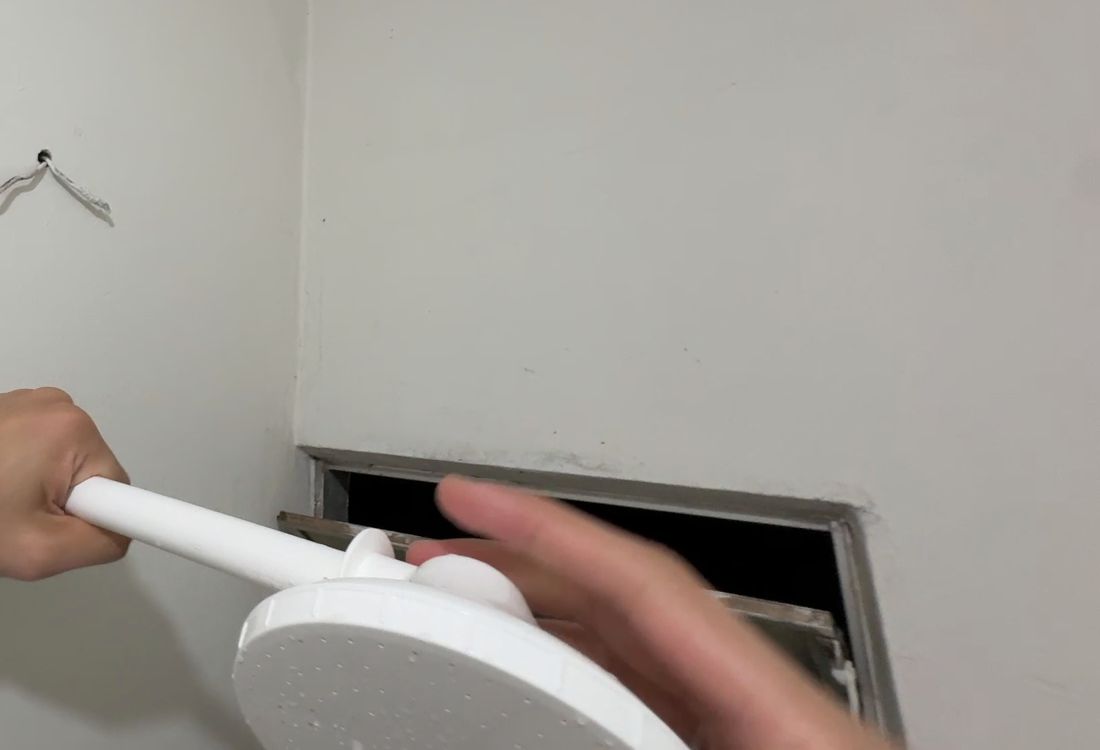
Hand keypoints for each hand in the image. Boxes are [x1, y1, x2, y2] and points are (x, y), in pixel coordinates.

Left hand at [0, 388, 130, 580]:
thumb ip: (97, 545)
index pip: (122, 488)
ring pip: (61, 467)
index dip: (107, 521)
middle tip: (19, 524)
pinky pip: (35, 452)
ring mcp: (28, 402)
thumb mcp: (35, 552)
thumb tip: (118, 532)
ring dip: (37, 493)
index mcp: (71, 430)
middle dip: (62, 509)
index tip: (90, 532)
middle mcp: (56, 405)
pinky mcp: (6, 408)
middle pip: (90, 477)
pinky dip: (17, 475)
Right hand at [406, 477, 897, 749]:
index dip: (544, 530)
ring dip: (532, 612)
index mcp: (790, 727)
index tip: (467, 499)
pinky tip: (515, 675)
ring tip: (460, 604)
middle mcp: (763, 714)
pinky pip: (626, 686)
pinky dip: (561, 665)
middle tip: (435, 556)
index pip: (646, 587)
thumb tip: (540, 713)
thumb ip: (629, 733)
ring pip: (618, 640)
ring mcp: (744, 734)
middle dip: (517, 564)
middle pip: (620, 600)